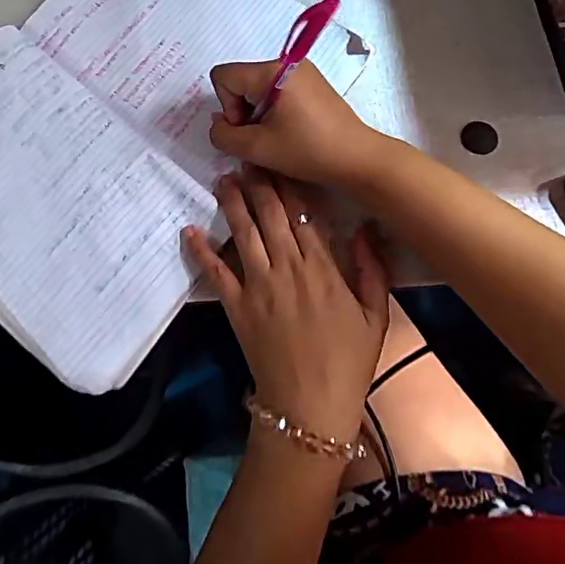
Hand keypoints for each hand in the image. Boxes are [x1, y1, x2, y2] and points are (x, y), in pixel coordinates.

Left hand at [184, 169, 390, 448]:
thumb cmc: (348, 361)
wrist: (310, 406)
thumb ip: (371, 268)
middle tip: (247, 157)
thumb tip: (365, 227)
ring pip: (244, 232)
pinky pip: (215, 272)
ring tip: (223, 177)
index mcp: (322, 267)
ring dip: (233, 203)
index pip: (303, 214)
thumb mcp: (375, 314)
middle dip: (259, 183)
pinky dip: (201, 250)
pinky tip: (189, 230)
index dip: (290, 184)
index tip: (281, 160)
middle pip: (270, 215)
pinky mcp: (236, 306)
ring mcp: (258, 286)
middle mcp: (287, 268)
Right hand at [207, 61, 394, 189]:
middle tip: (263, 138)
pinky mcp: (313, 85)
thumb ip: (223, 134)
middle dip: (243, 111)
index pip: (224, 76)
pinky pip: (277, 92)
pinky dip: (275, 112)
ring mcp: (303, 72)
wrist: (357, 158)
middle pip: (241, 81)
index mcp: (273, 70)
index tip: (250, 129)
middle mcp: (288, 63)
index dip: (227, 106)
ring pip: (258, 89)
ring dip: (259, 115)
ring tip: (279, 138)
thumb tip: (219, 123)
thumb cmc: (308, 150)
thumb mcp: (256, 148)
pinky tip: (291, 133)